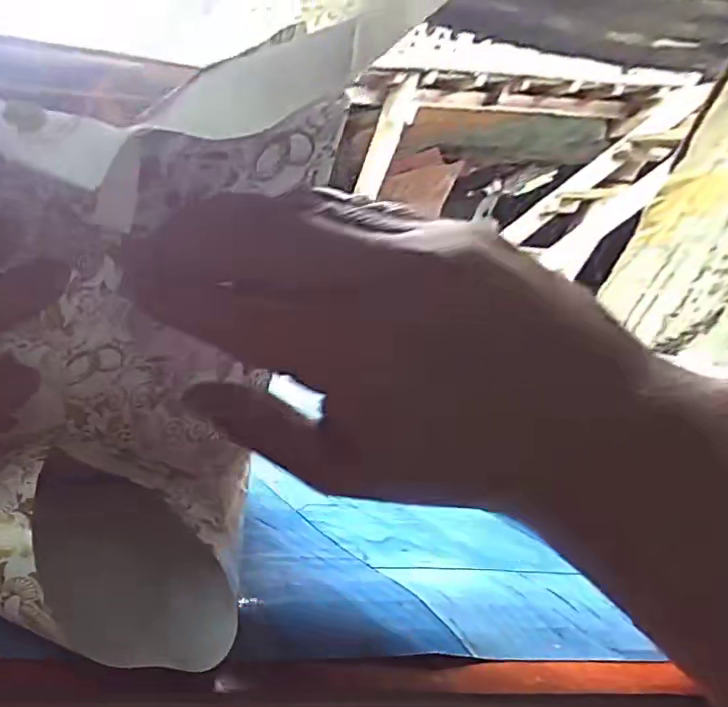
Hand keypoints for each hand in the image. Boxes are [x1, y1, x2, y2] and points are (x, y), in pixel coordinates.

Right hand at [126, 191, 693, 512]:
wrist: (596, 426)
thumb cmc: (451, 465)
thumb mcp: (339, 473)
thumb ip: (259, 429)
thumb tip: (192, 392)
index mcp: (352, 352)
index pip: (237, 310)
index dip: (176, 294)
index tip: (131, 281)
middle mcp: (385, 281)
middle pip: (263, 237)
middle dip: (193, 236)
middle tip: (146, 242)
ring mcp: (426, 244)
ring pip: (306, 212)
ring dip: (238, 217)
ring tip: (191, 227)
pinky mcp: (453, 229)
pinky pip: (352, 213)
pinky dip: (293, 220)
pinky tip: (264, 231)